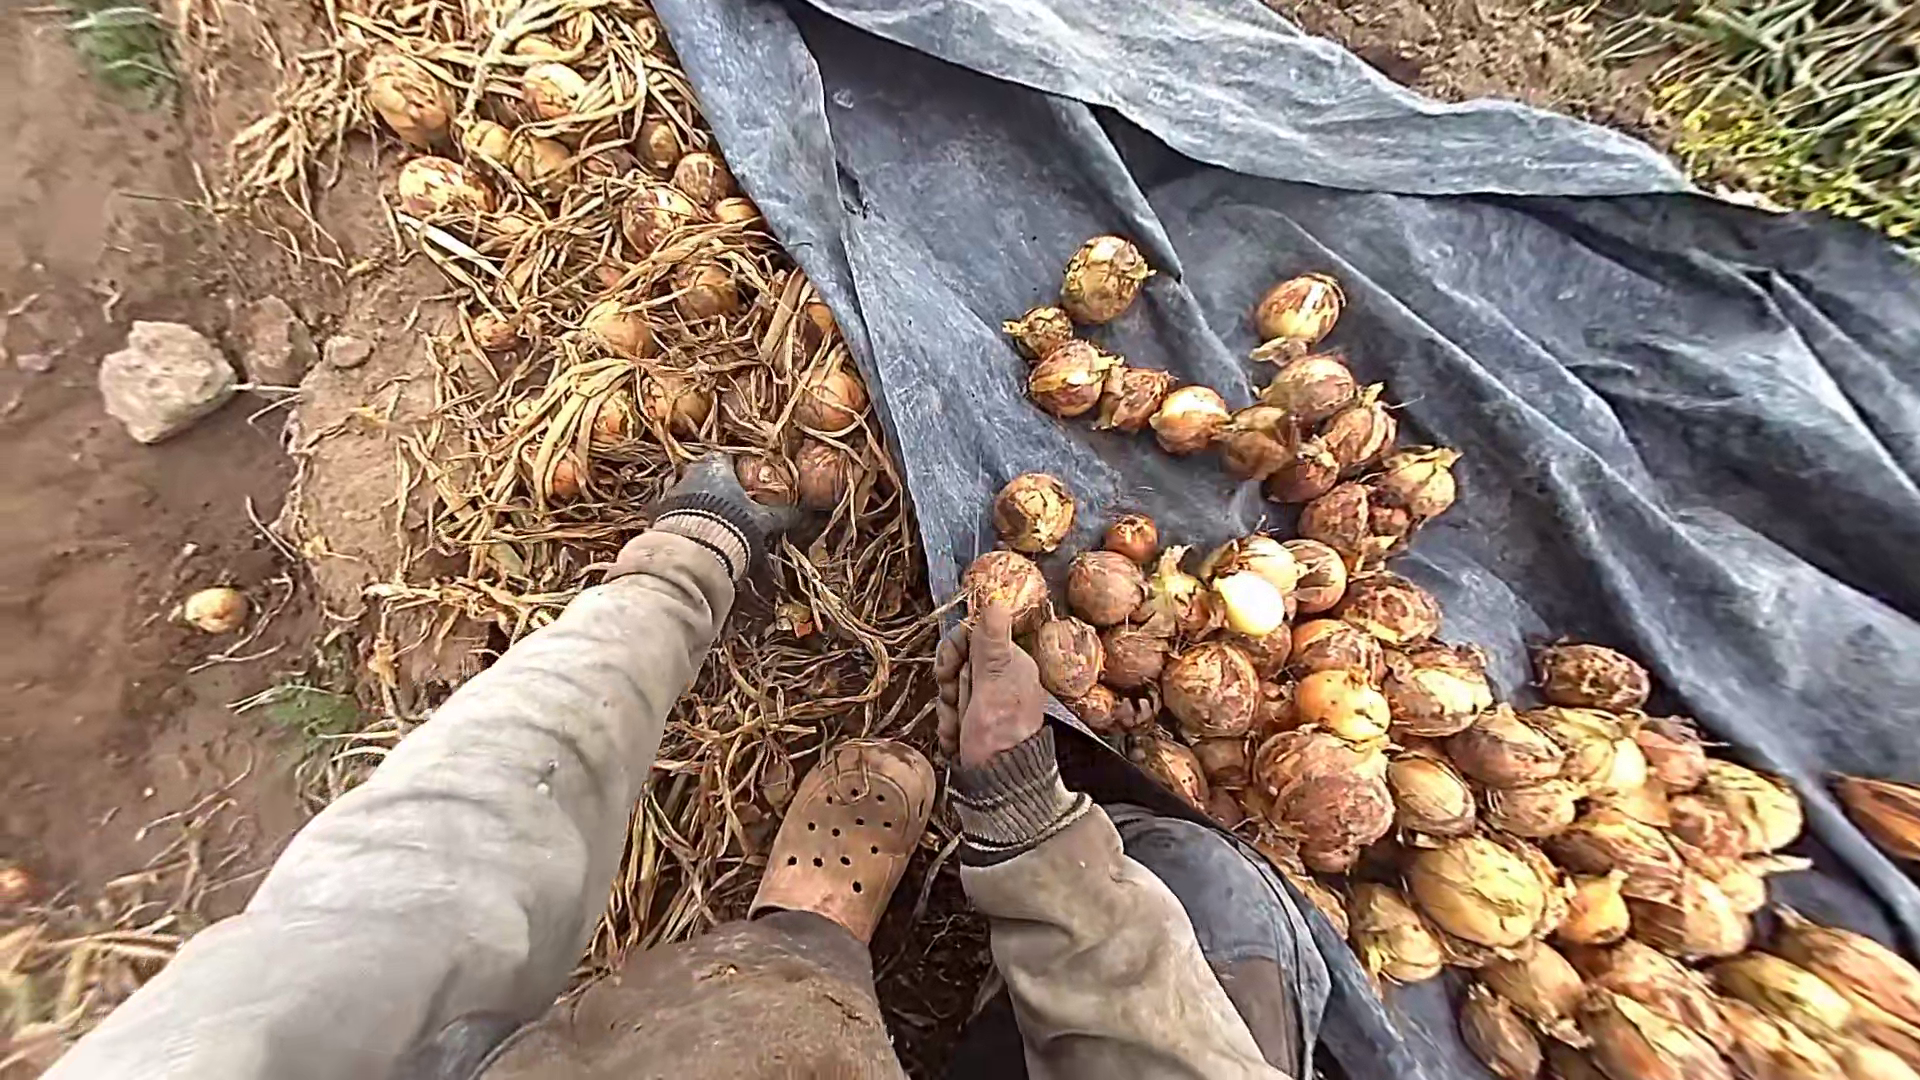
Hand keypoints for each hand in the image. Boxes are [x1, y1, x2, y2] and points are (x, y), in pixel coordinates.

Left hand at [662, 453, 803, 536]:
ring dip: (701, 500)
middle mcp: (690, 474)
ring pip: (689, 490)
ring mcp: (672, 494)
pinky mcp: (660, 515)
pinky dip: (688, 516)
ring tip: (716, 517)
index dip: (737, 465)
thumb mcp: (764, 520)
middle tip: (733, 498)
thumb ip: (783, 514)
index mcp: (716, 468)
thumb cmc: (733, 525)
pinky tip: (701, 530)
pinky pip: (677, 510)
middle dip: (717, 483)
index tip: (747, 477)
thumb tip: (804, 510)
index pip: (726, 456)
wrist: (695, 551)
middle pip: (705, 471)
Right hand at [934, 602, 1044, 765]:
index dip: (952, 651)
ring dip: (948, 711)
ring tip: (959, 729)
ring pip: (951, 690)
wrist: (1001, 789)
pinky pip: (952, 713)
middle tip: (957, 705)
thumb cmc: (1000, 736)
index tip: (947, 671)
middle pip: (957, 664)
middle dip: (950, 687)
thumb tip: (996, 601)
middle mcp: (1001, 678)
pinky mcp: (977, 722)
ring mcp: (988, 702)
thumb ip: (991, 645)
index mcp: (1010, 663)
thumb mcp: (993, 685)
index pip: (971, 636)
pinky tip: (957, 741)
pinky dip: (950, 727)